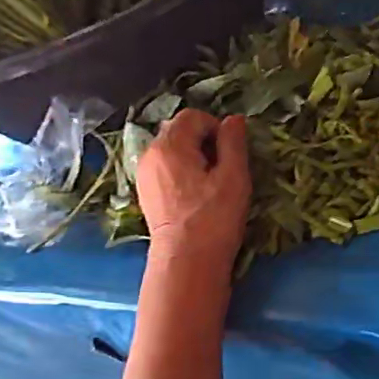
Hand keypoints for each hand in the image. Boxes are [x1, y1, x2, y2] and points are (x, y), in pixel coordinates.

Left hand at [137, 109, 249, 268]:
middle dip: (202, 141)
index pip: (194, 116)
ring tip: (208, 184)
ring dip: (191, 157)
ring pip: (170, 150)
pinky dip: (179, 172)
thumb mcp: (234, 177)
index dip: (216, 128)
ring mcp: (144, 174)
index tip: (230, 154)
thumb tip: (234, 120)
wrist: (186, 262)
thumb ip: (234, 143)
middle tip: (221, 169)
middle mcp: (151, 153)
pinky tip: (193, 195)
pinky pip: (164, 169)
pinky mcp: (145, 193)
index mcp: (170, 144)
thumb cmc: (214, 219)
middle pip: (178, 131)